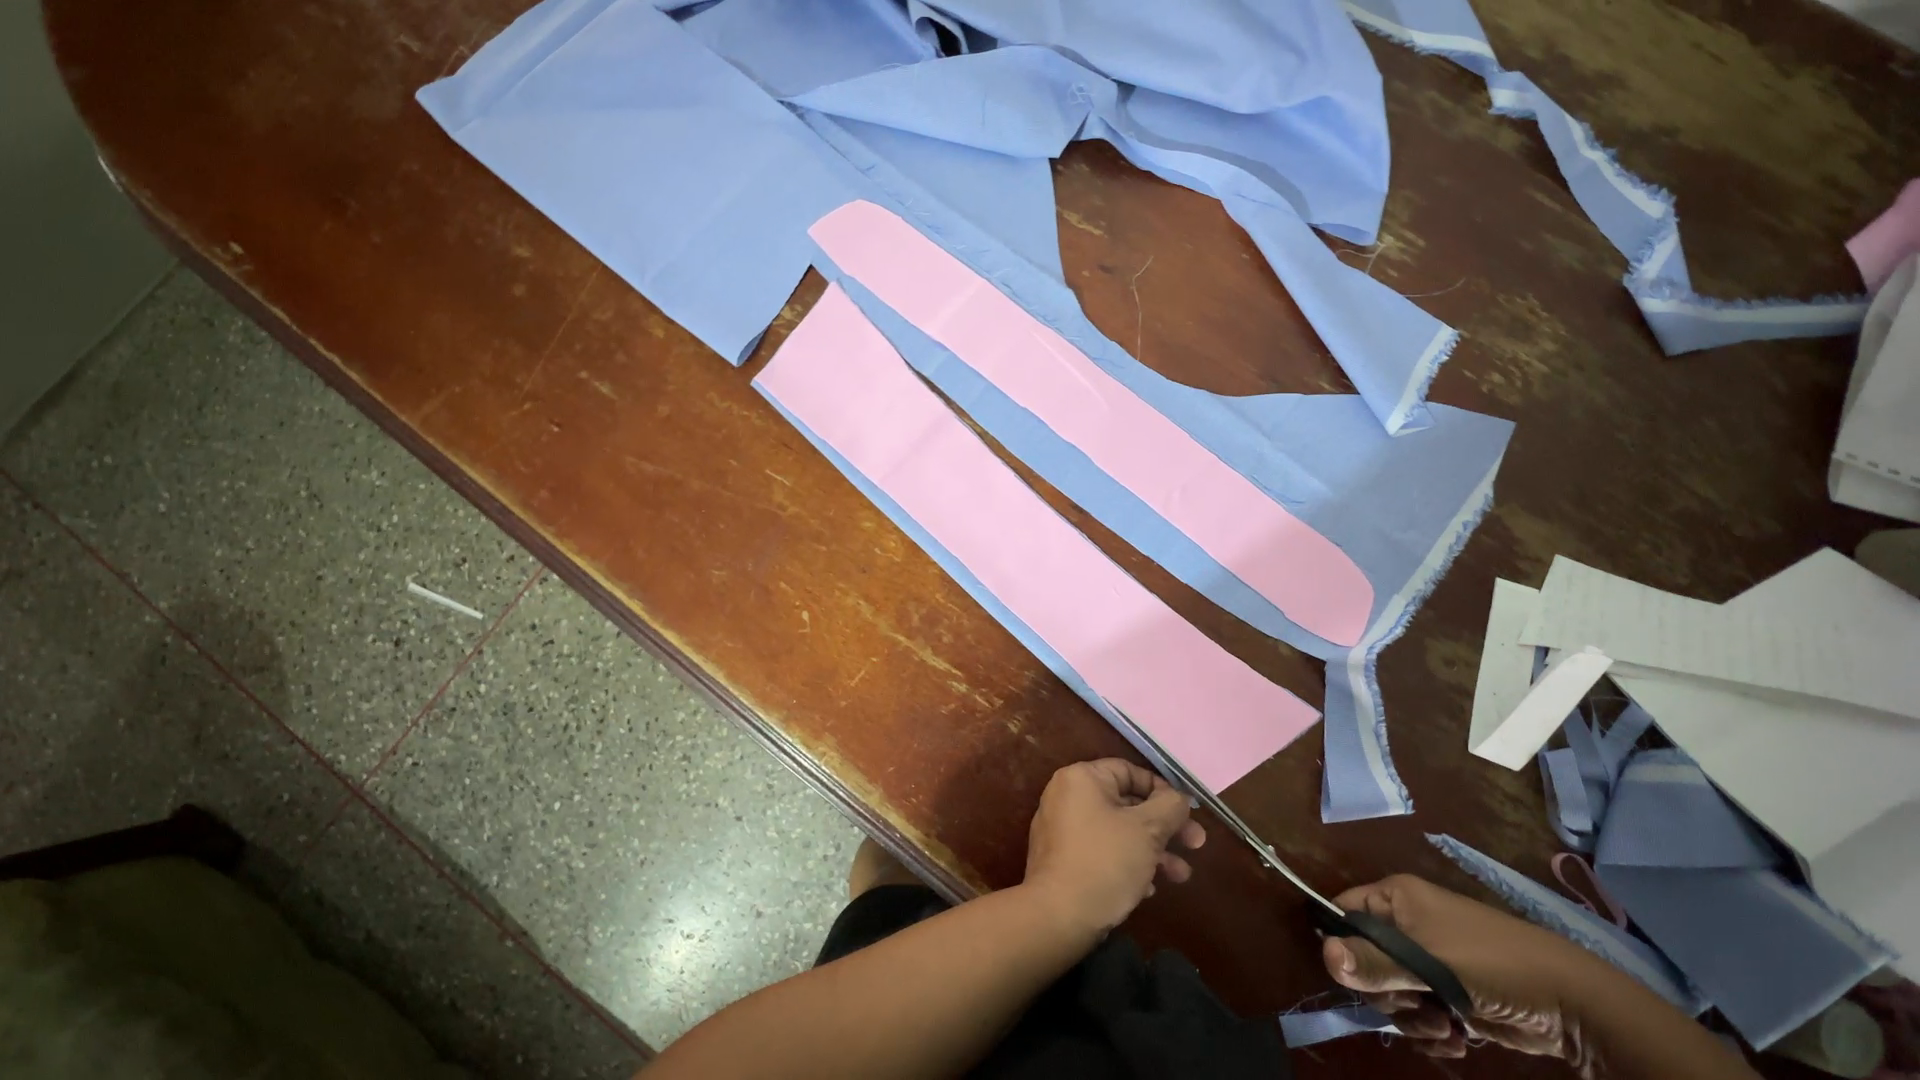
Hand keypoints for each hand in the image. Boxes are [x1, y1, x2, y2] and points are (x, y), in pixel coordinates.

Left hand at [1021, 759, 1205, 937]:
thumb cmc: (1106, 861)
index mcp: (1082, 779)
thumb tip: (1179, 798)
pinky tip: (1149, 889)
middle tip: (1196, 845)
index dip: (1163, 790)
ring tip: (1180, 876)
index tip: (1187, 813)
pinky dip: (1127, 865)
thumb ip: (1170, 806)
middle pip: (1127, 804)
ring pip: (1118, 832)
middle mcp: (1067, 798)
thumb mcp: (1148, 829)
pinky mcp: (1063, 861)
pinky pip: (1102, 853)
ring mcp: (1062, 831)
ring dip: (1153, 850)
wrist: (1058, 916)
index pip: (1130, 771)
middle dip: (1165, 827)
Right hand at [1320, 874, 1611, 1063]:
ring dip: (1412, 1019)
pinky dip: (1431, 1031)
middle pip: (1363, 961)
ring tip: (1446, 1026)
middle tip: (1415, 1000)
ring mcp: (1428, 961)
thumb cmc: (1493, 965)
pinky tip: (1457, 1040)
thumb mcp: (1429, 963)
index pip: (1342, 913)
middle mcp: (1407, 925)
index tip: (1355, 974)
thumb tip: (1324, 955)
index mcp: (1396, 899)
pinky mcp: (1448, 993)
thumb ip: (1374, 962)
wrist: (1571, 1003)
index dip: (1341, 944)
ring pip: (1390, 994)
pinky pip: (1417, 1014)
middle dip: (1387, 993)